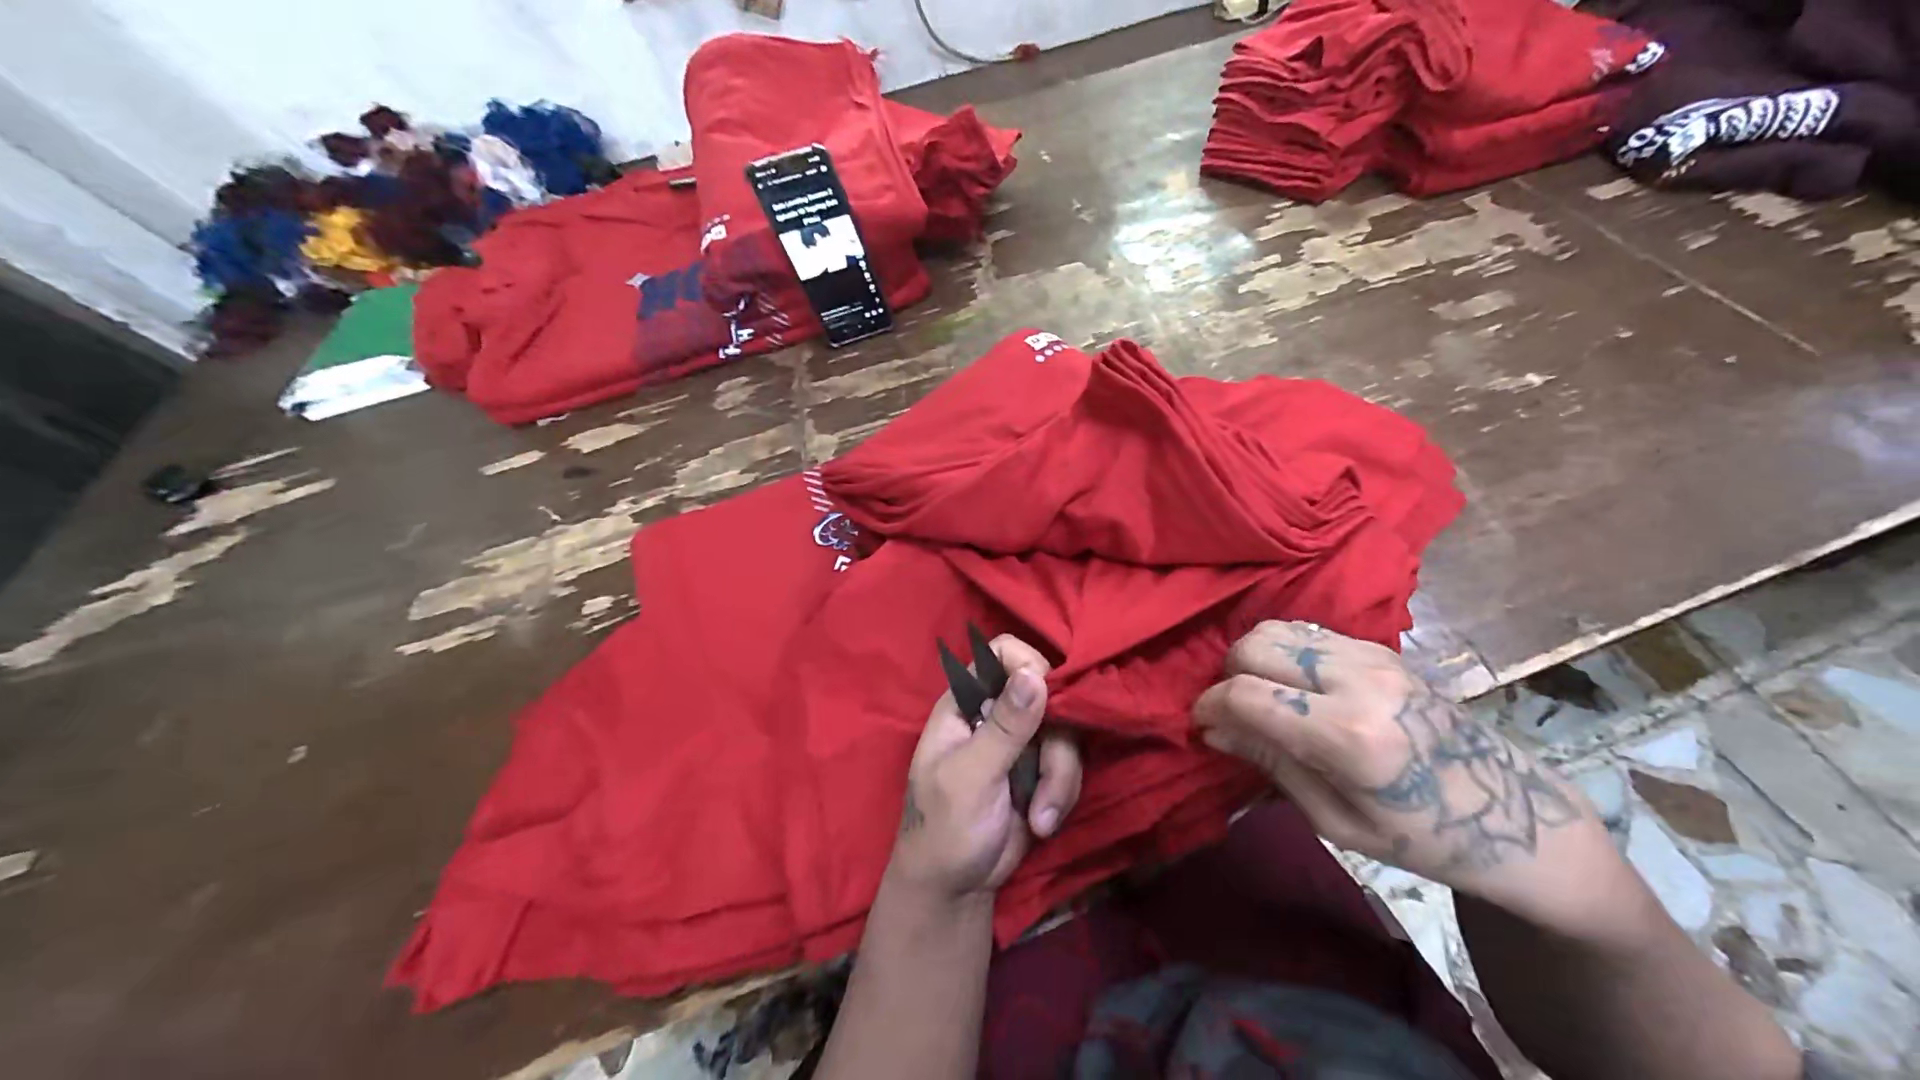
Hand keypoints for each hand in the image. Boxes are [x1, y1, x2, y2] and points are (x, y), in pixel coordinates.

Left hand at [887, 635, 1082, 901]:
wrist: (955, 888)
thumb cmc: (945, 828)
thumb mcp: (971, 777)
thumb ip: (1005, 727)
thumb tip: (1034, 673)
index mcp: (965, 704)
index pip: (1001, 654)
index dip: (1029, 665)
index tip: (1047, 697)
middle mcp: (995, 714)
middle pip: (1047, 698)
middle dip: (1055, 748)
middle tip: (1045, 786)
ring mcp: (1020, 741)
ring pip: (1064, 734)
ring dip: (1059, 780)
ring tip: (1039, 819)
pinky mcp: (1040, 769)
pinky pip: (1069, 764)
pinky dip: (1061, 794)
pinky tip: (1041, 823)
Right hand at [1193, 620, 1631, 935]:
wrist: (1517, 818)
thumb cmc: (1422, 838)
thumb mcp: (1336, 821)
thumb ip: (1272, 764)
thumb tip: (1213, 730)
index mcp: (1349, 736)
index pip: (1247, 695)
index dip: (1209, 706)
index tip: (1201, 725)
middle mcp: (1359, 682)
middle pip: (1254, 645)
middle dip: (1228, 675)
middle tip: (1234, 712)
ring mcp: (1373, 658)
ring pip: (1277, 629)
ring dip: (1253, 658)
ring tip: (1262, 695)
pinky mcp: (1382, 649)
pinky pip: (1307, 632)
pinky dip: (1283, 652)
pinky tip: (1294, 686)